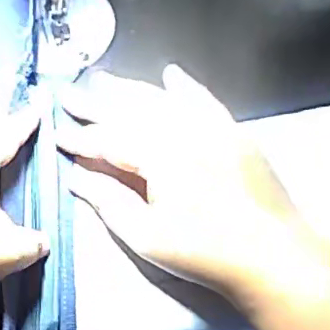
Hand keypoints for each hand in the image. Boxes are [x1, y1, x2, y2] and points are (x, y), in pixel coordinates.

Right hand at [56, 65, 329, 310]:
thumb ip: (109, 201)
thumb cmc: (203, 252)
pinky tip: (171, 75)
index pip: (109, 140)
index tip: (57, 134)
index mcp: (159, 156)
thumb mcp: (146, 236)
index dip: (81, 138)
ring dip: (131, 90)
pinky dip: (185, 87)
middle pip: (132, 110)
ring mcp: (213, 127)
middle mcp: (185, 130)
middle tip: (68, 95)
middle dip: (97, 103)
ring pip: (165, 100)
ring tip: (103, 81)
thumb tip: (77, 176)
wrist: (272, 254)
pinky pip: (204, 101)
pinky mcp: (235, 133)